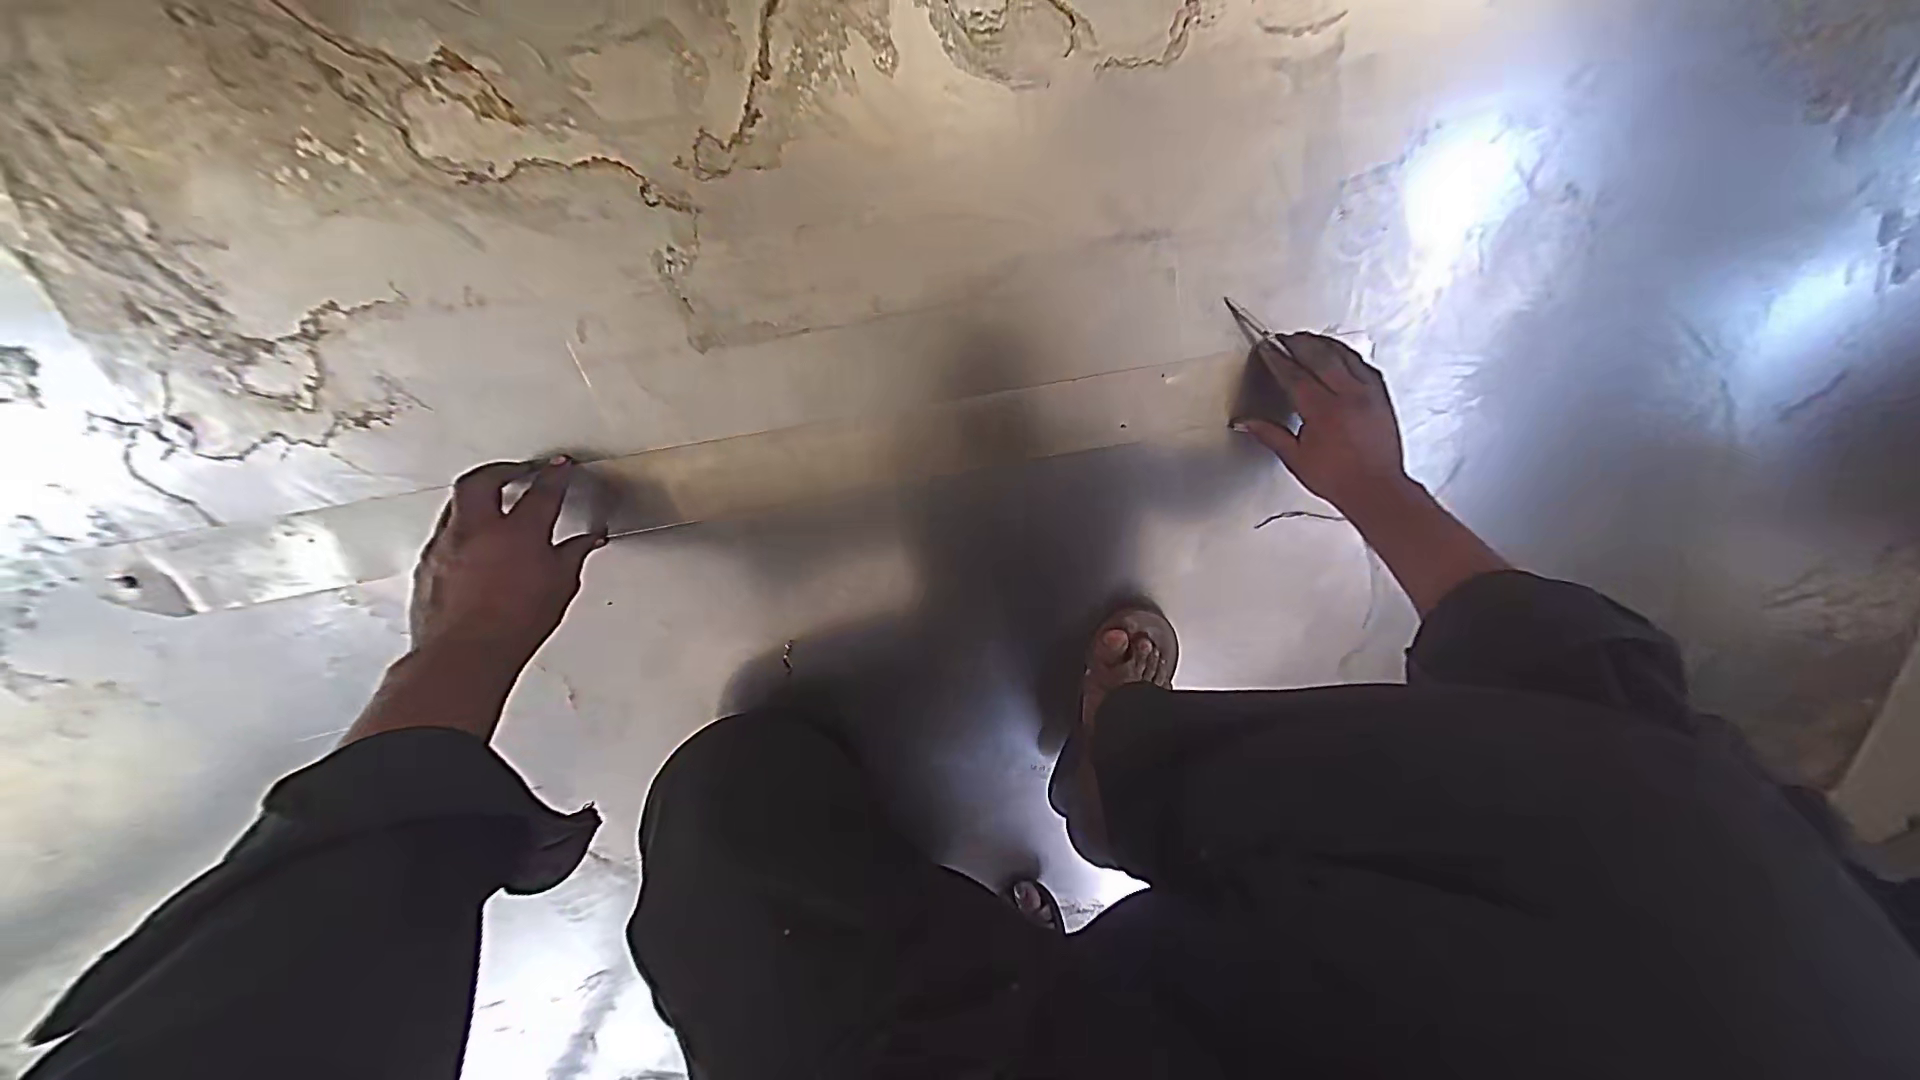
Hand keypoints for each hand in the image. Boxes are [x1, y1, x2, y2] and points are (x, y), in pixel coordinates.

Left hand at [409, 457, 605, 669]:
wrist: (466, 652)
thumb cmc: (516, 623)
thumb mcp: (561, 584)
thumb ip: (573, 553)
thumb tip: (587, 540)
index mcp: (519, 532)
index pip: (543, 491)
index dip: (556, 474)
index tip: (562, 466)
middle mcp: (479, 530)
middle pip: (484, 480)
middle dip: (505, 469)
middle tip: (520, 469)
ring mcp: (448, 544)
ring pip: (458, 502)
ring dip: (480, 494)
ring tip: (496, 497)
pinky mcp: (428, 562)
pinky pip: (446, 530)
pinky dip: (464, 524)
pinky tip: (476, 536)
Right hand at [1234, 332, 1409, 511]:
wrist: (1376, 488)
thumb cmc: (1338, 478)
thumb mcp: (1295, 457)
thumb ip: (1269, 434)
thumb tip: (1246, 423)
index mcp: (1324, 411)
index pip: (1296, 375)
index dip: (1278, 359)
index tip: (1267, 349)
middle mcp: (1349, 397)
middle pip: (1321, 357)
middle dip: (1300, 343)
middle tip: (1285, 337)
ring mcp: (1369, 394)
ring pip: (1345, 356)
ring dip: (1324, 344)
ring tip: (1309, 338)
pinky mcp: (1382, 397)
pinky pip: (1364, 365)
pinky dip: (1347, 355)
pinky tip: (1340, 354)